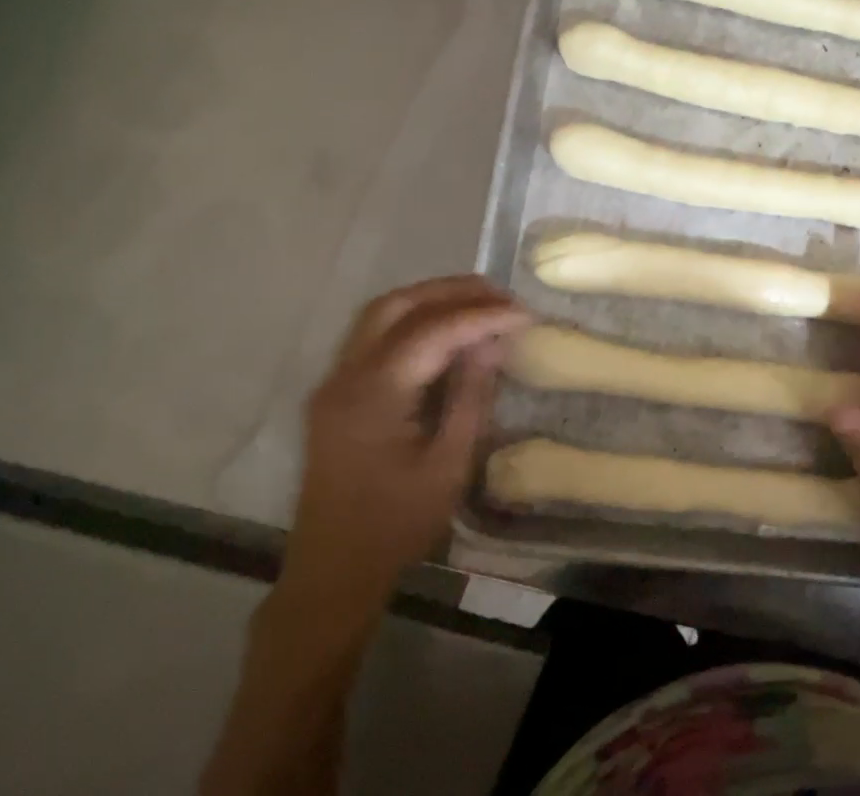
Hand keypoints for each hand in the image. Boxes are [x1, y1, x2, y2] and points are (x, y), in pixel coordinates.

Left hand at [285, 276, 529, 601]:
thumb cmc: (397, 524)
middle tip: (502, 295)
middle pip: (396, 306)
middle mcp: (345, 376)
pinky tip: (445, 330)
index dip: (482, 316)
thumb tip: (491, 343)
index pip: (432, 332)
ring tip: (480, 303)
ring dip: (430, 300)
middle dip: (452, 292)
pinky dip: (413, 320)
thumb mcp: (448, 465)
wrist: (334, 567)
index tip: (526, 314)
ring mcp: (334, 382)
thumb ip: (470, 397)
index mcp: (373, 395)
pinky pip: (373, 336)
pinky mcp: (335, 394)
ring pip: (379, 315)